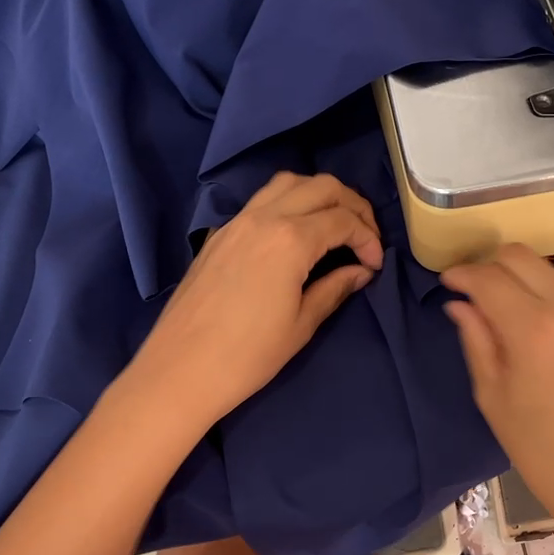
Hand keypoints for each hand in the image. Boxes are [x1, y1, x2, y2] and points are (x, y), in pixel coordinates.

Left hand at [127, 173, 384, 426]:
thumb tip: (361, 270)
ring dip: (319, 194)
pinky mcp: (220, 233)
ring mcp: (238, 221)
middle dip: (352, 204)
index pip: (343, 220)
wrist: (178, 372)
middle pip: (321, 186)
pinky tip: (295, 231)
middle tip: (365, 234)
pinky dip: (289, 201)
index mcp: (290, 239)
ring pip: (288, 182)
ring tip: (333, 222)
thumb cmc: (246, 357)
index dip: (368, 238)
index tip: (376, 264)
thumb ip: (335, 288)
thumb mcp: (301, 326)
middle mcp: (265, 217)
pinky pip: (262, 199)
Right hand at [441, 246, 553, 507]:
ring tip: (517, 321)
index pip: (489, 276)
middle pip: (521, 256)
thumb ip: (475, 338)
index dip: (463, 274)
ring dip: (526, 286)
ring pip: (551, 274)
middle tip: (478, 293)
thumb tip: (459, 303)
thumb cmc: (541, 448)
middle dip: (492, 267)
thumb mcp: (493, 395)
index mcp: (534, 328)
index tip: (449, 282)